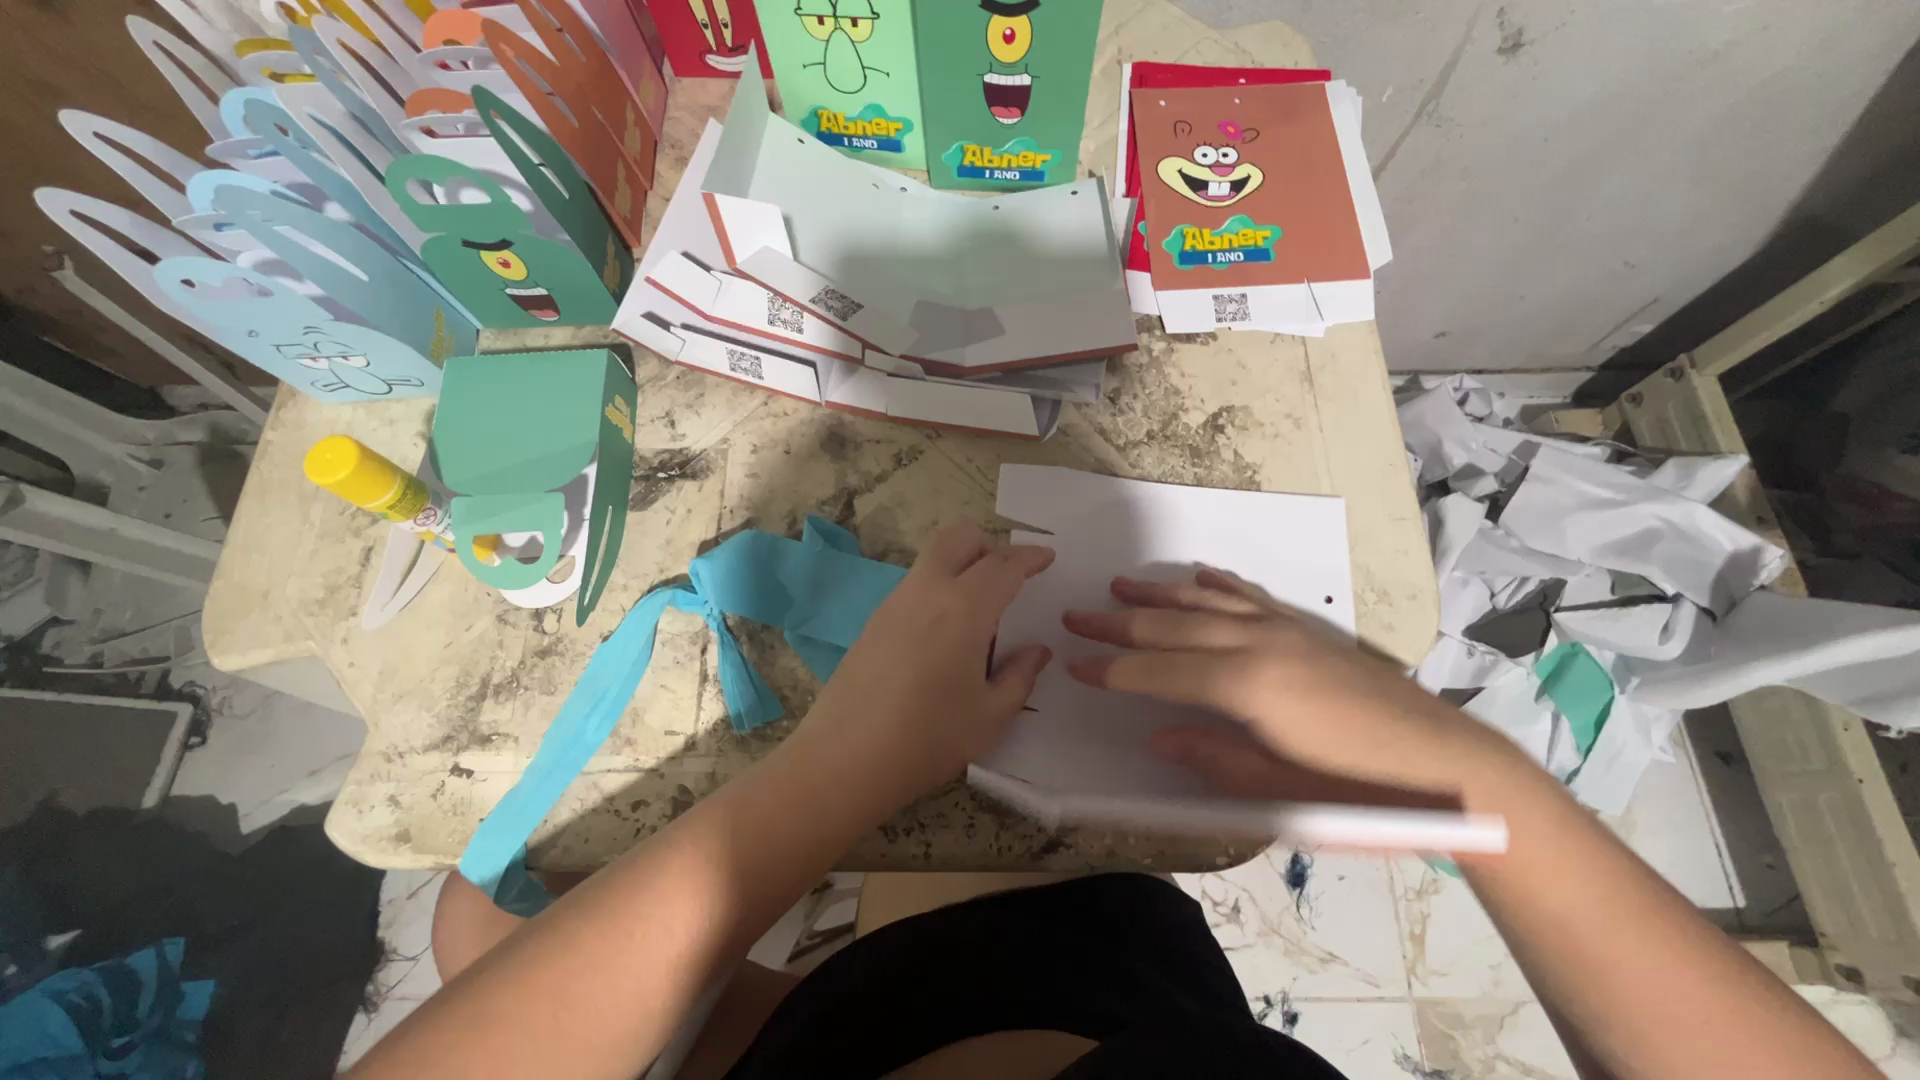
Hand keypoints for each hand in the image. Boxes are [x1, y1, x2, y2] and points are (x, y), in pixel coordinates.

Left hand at [797, 522, 1054, 801]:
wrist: (845, 759)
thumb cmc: (928, 739)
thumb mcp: (990, 715)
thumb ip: (1019, 676)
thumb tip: (1035, 650)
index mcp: (963, 607)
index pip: (1003, 565)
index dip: (1029, 557)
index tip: (1046, 558)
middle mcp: (927, 591)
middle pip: (959, 537)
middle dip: (989, 545)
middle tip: (1009, 579)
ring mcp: (894, 603)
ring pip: (933, 558)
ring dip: (961, 566)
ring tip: (980, 616)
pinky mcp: (874, 621)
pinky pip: (915, 586)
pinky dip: (939, 590)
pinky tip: (946, 637)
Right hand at [1062, 568, 1532, 803]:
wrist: (1449, 768)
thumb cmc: (1359, 792)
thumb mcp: (1278, 790)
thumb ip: (1213, 757)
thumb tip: (1158, 735)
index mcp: (1245, 686)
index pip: (1160, 673)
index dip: (1113, 671)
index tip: (1073, 666)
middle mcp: (1259, 645)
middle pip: (1174, 626)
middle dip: (1120, 624)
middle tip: (1076, 616)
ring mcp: (1286, 632)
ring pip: (1208, 602)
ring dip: (1160, 593)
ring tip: (1119, 584)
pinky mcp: (1309, 632)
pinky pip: (1251, 597)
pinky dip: (1219, 583)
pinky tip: (1200, 572)